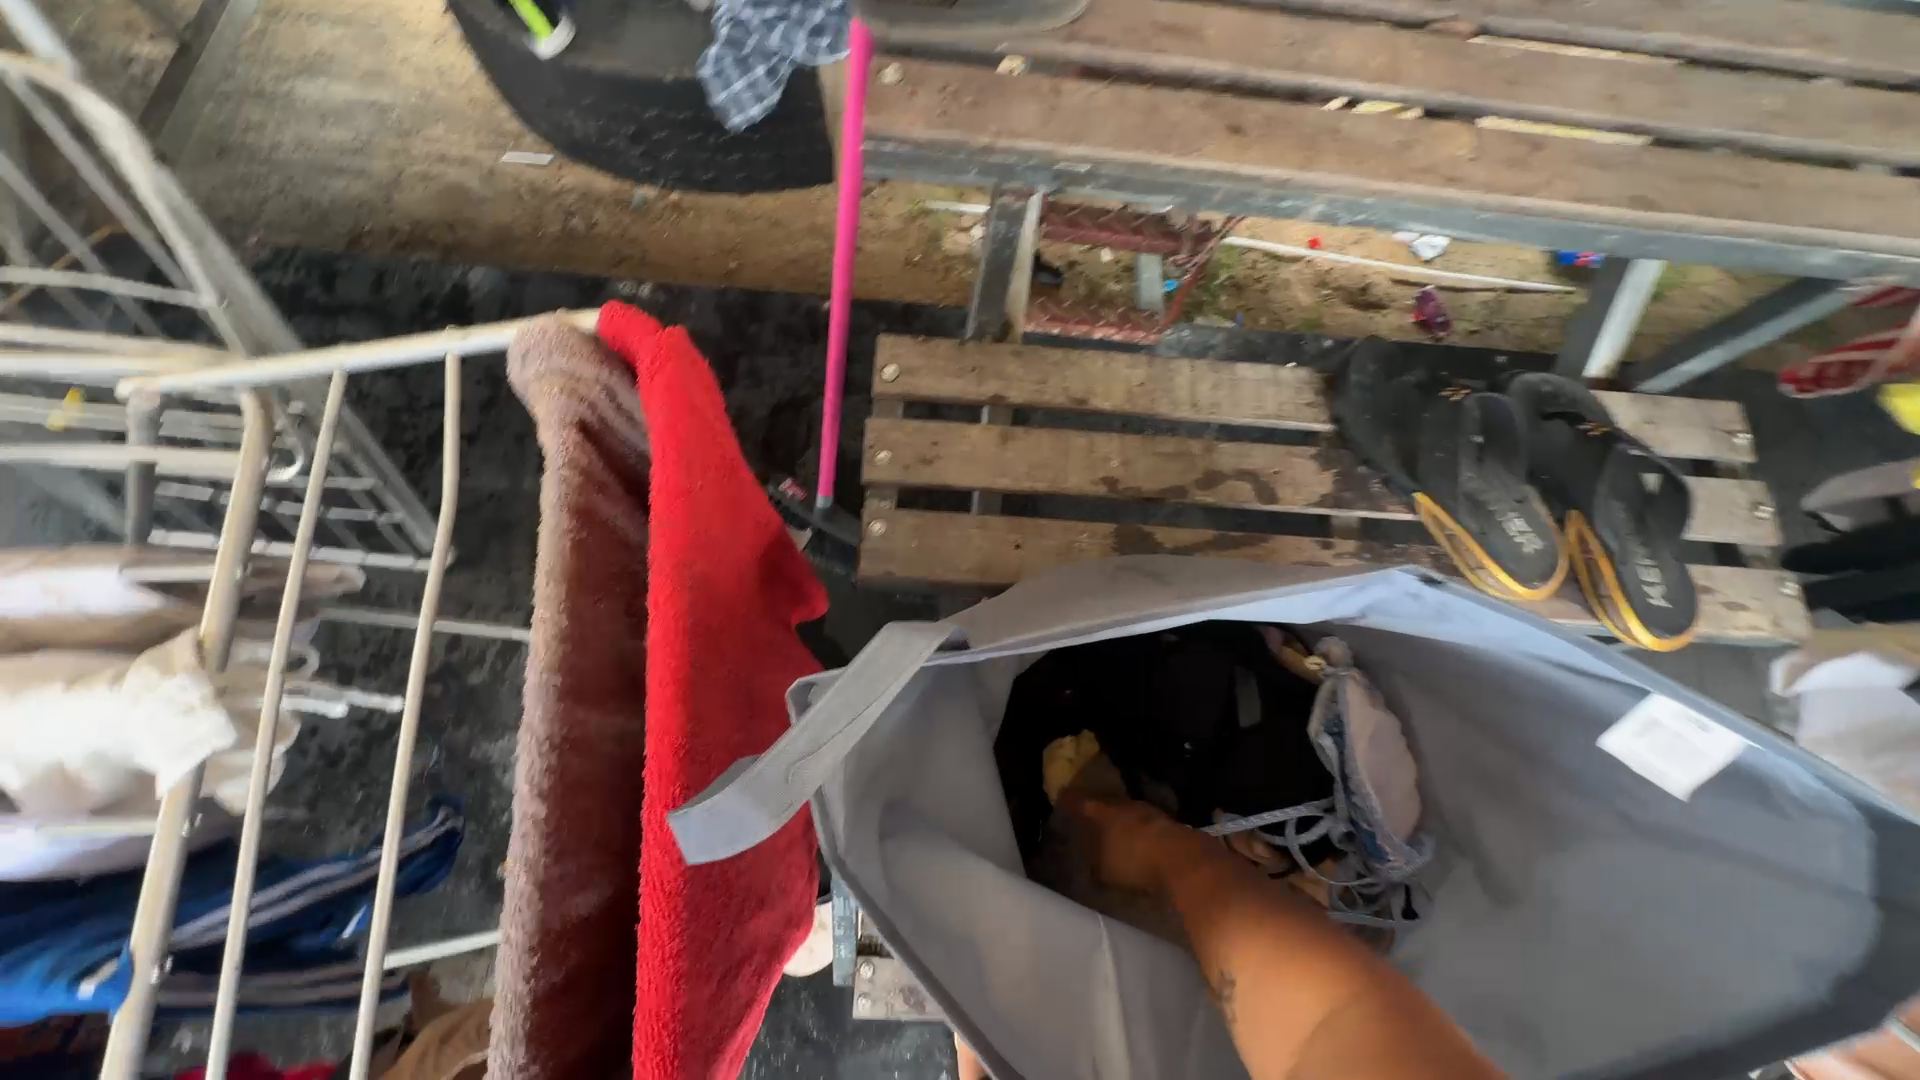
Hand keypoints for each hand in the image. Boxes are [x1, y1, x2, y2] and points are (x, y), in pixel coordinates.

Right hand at [1062, 794, 1198, 894]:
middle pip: (1104, 802)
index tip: (1060, 798)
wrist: (1182, 859)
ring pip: (1127, 810)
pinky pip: (1145, 822)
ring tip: (1114, 829)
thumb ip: (1091, 864)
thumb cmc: (1134, 862)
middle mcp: (1122, 804)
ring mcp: (1147, 810)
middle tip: (1089, 815)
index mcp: (1101, 811)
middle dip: (1096, 808)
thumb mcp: (1103, 870)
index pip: (1078, 800)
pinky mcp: (1167, 822)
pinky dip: (1139, 828)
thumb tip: (1085, 863)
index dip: (1068, 800)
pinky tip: (1139, 839)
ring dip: (1120, 818)